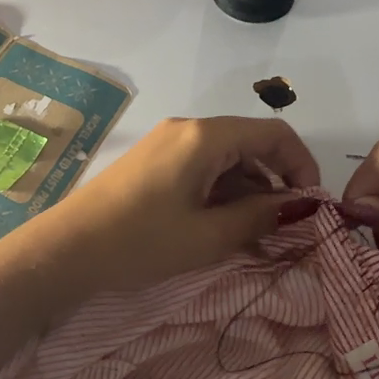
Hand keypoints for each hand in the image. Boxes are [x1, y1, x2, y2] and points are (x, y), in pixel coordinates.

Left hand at [13, 117, 321, 294]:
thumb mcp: (208, 236)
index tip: (312, 205)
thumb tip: (299, 207)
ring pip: (226, 157)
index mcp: (204, 136)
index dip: (302, 166)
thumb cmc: (141, 241)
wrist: (67, 249)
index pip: (273, 134)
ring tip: (256, 235)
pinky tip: (223, 227)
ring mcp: (167, 143)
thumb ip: (259, 217)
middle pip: (250, 143)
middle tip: (286, 228)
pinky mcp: (153, 162)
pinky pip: (201, 167)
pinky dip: (221, 192)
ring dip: (248, 190)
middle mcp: (187, 129)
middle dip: (275, 181)